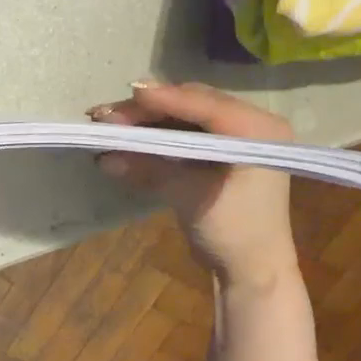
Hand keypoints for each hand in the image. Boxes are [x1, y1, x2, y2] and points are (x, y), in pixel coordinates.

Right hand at [90, 81, 299, 287]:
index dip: (166, 99)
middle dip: (148, 109)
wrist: (250, 266)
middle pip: (193, 106)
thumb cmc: (232, 230)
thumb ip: (151, 170)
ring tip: (109, 123)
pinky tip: (127, 140)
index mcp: (257, 131)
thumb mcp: (191, 197)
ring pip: (185, 119)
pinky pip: (185, 135)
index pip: (206, 106)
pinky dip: (156, 137)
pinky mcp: (218, 155)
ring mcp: (234, 139)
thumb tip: (104, 158)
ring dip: (147, 122)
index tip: (129, 94)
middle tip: (106, 114)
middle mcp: (250, 126)